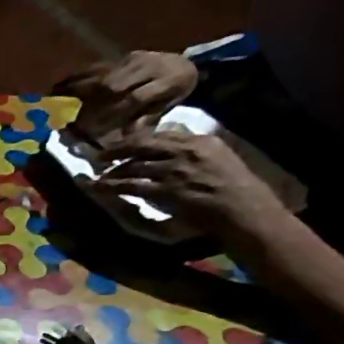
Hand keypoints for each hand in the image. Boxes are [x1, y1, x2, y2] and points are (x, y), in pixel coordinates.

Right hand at [54, 51, 198, 146]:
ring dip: (76, 89)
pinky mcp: (120, 56)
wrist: (185, 64)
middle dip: (91, 104)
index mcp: (166, 81)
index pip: (134, 98)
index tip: (96, 131)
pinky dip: (75, 78)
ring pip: (102, 74)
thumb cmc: (174, 92)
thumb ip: (144, 122)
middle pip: (113, 84)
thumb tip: (118, 141)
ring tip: (55, 102)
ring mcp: (132, 59)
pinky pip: (95, 67)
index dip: (114, 114)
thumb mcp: (167, 108)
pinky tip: (58, 87)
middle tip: (74, 121)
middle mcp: (148, 66)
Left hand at [93, 131, 287, 231]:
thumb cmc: (236, 188)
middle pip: (142, 144)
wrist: (245, 210)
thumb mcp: (221, 157)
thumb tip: (173, 139)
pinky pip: (132, 185)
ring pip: (133, 165)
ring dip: (112, 171)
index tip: (124, 143)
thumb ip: (196, 148)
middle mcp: (186, 151)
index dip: (138, 138)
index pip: (161, 133)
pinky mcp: (166, 190)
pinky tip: (101, 188)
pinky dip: (112, 186)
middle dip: (118, 148)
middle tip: (101, 155)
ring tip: (98, 175)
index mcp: (201, 141)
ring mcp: (175, 170)